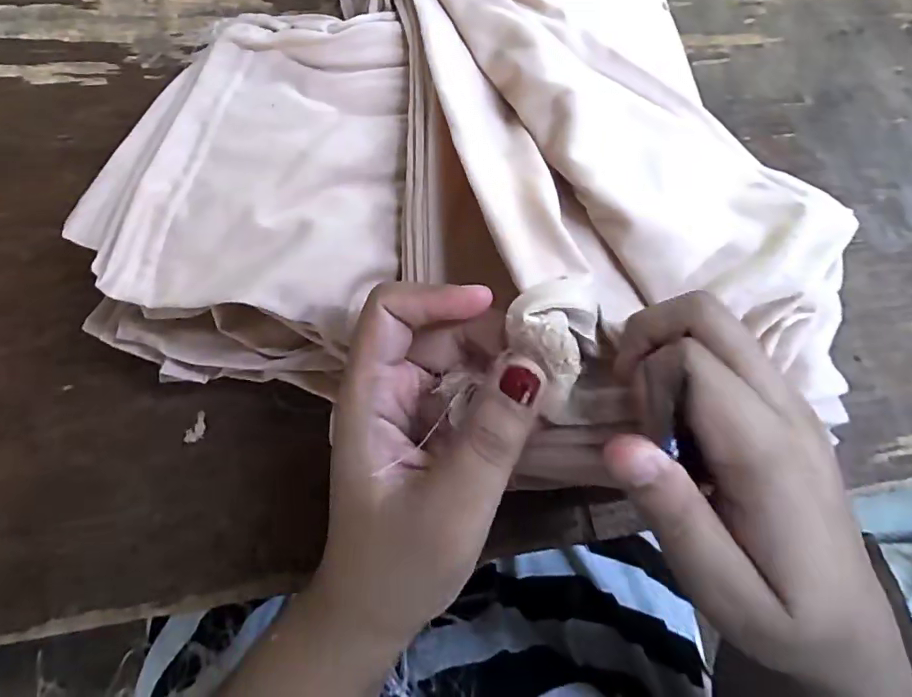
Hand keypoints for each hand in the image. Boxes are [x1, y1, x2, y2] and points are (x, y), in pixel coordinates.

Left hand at [221, 283, 545, 696]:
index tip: (489, 306)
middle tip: (538, 354)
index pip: (387, 313)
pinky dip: (495, 386)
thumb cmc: (400, 565)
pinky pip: (462, 386)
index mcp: (368, 396)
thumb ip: (493, 434)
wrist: (374, 615)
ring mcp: (405, 406)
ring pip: (450, 354)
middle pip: (429, 329)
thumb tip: (532, 362)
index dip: (435, 296)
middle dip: (481, 332)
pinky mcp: (427, 425)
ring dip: (494, 358)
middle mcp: (383, 389)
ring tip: (543, 377)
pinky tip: (528, 402)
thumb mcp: (455, 503)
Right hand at [602, 292, 911, 696]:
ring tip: (650, 401)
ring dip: (667, 341)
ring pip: (717, 320)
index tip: (644, 439)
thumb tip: (619, 443)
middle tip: (627, 385)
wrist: (850, 630)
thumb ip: (673, 512)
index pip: (690, 357)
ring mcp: (791, 398)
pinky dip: (688, 354)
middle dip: (649, 331)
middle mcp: (784, 405)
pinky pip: (729, 346)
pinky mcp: (787, 403)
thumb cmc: (781, 615)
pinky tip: (681, 414)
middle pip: (707, 311)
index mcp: (767, 448)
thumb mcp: (720, 588)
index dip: (647, 382)